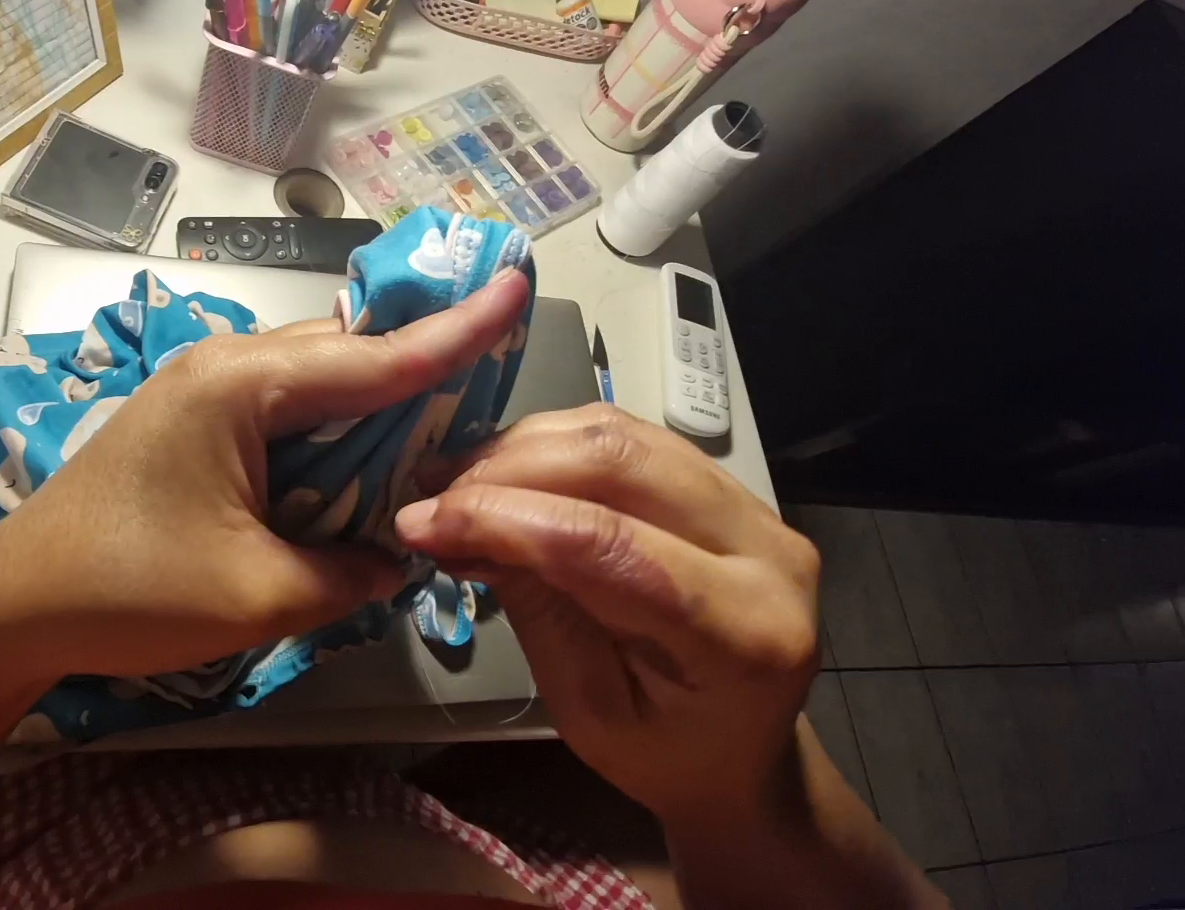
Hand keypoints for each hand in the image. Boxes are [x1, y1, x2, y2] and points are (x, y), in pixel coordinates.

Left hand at [0, 268, 531, 682]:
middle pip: (351, 358)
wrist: (13, 604)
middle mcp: (229, 365)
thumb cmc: (127, 591)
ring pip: (322, 384)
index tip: (514, 287)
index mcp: (243, 385)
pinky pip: (290, 412)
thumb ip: (351, 570)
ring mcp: (210, 389)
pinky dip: (335, 436)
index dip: (456, 331)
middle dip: (422, 372)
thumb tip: (398, 556)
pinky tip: (359, 468)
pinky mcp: (201, 420)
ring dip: (376, 412)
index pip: (376, 356)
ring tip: (436, 437)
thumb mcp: (260, 594)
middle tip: (489, 390)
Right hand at [394, 405, 819, 821]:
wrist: (741, 745)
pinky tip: (505, 467)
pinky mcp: (721, 482)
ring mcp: (749, 502)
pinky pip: (627, 434)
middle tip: (434, 496)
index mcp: (743, 632)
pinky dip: (551, 441)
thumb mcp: (585, 709)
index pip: (606, 543)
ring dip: (521, 446)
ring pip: (618, 433)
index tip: (420, 522)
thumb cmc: (664, 752)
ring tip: (458, 479)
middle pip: (616, 462)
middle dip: (504, 469)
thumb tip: (455, 528)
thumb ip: (532, 606)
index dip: (501, 519)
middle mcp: (764, 547)